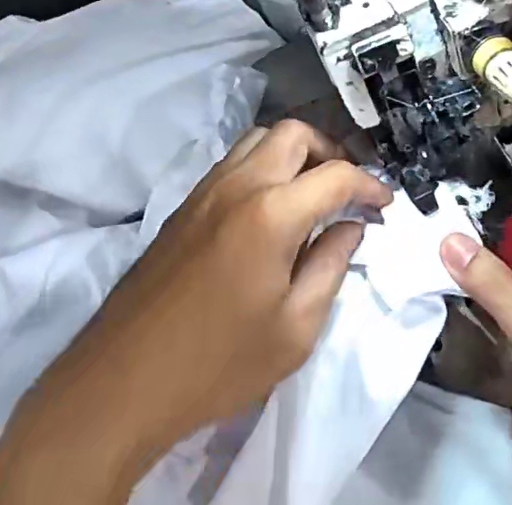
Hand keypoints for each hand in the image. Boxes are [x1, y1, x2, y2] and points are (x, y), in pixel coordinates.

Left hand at [0, 121, 392, 503]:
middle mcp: (238, 183)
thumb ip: (332, 265)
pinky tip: (271, 208)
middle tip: (347, 189)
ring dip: (292, 153)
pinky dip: (263, 165)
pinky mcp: (186, 203)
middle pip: (293, 133)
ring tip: (311, 193)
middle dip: (330, 151)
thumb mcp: (295, 329)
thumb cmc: (219, 361)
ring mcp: (206, 189)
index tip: (386, 203)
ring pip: (258, 139)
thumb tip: (352, 225)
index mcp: (271, 212)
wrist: (126, 377)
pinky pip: (233, 161)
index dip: (369, 184)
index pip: (336, 174)